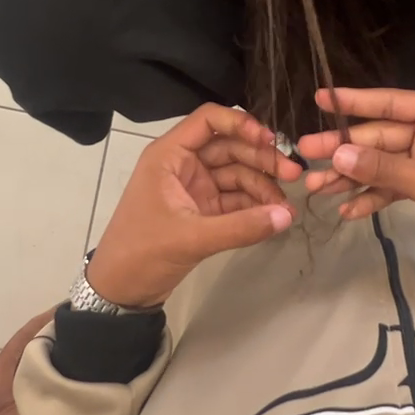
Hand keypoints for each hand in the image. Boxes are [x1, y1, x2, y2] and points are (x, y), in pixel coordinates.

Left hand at [85, 104, 302, 307]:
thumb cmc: (142, 252)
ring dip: (263, 185)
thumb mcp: (191, 238)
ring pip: (237, 174)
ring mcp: (195, 188)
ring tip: (288, 204)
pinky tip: (277, 216)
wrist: (120, 292)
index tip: (269, 140)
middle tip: (294, 174)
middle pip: (230, 148)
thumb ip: (240, 227)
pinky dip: (256, 206)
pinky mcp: (204, 211)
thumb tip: (286, 216)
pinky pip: (236, 199)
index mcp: (169, 155)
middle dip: (262, 159)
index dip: (240, 124)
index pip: (208, 121)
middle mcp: (184, 164)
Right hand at [297, 88, 414, 262]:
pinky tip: (347, 210)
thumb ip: (386, 168)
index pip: (392, 102)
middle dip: (343, 149)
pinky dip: (370, 196)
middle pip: (379, 136)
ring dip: (351, 176)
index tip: (319, 99)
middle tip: (305, 156)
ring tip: (316, 189)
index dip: (354, 102)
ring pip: (380, 163)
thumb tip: (338, 154)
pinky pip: (390, 186)